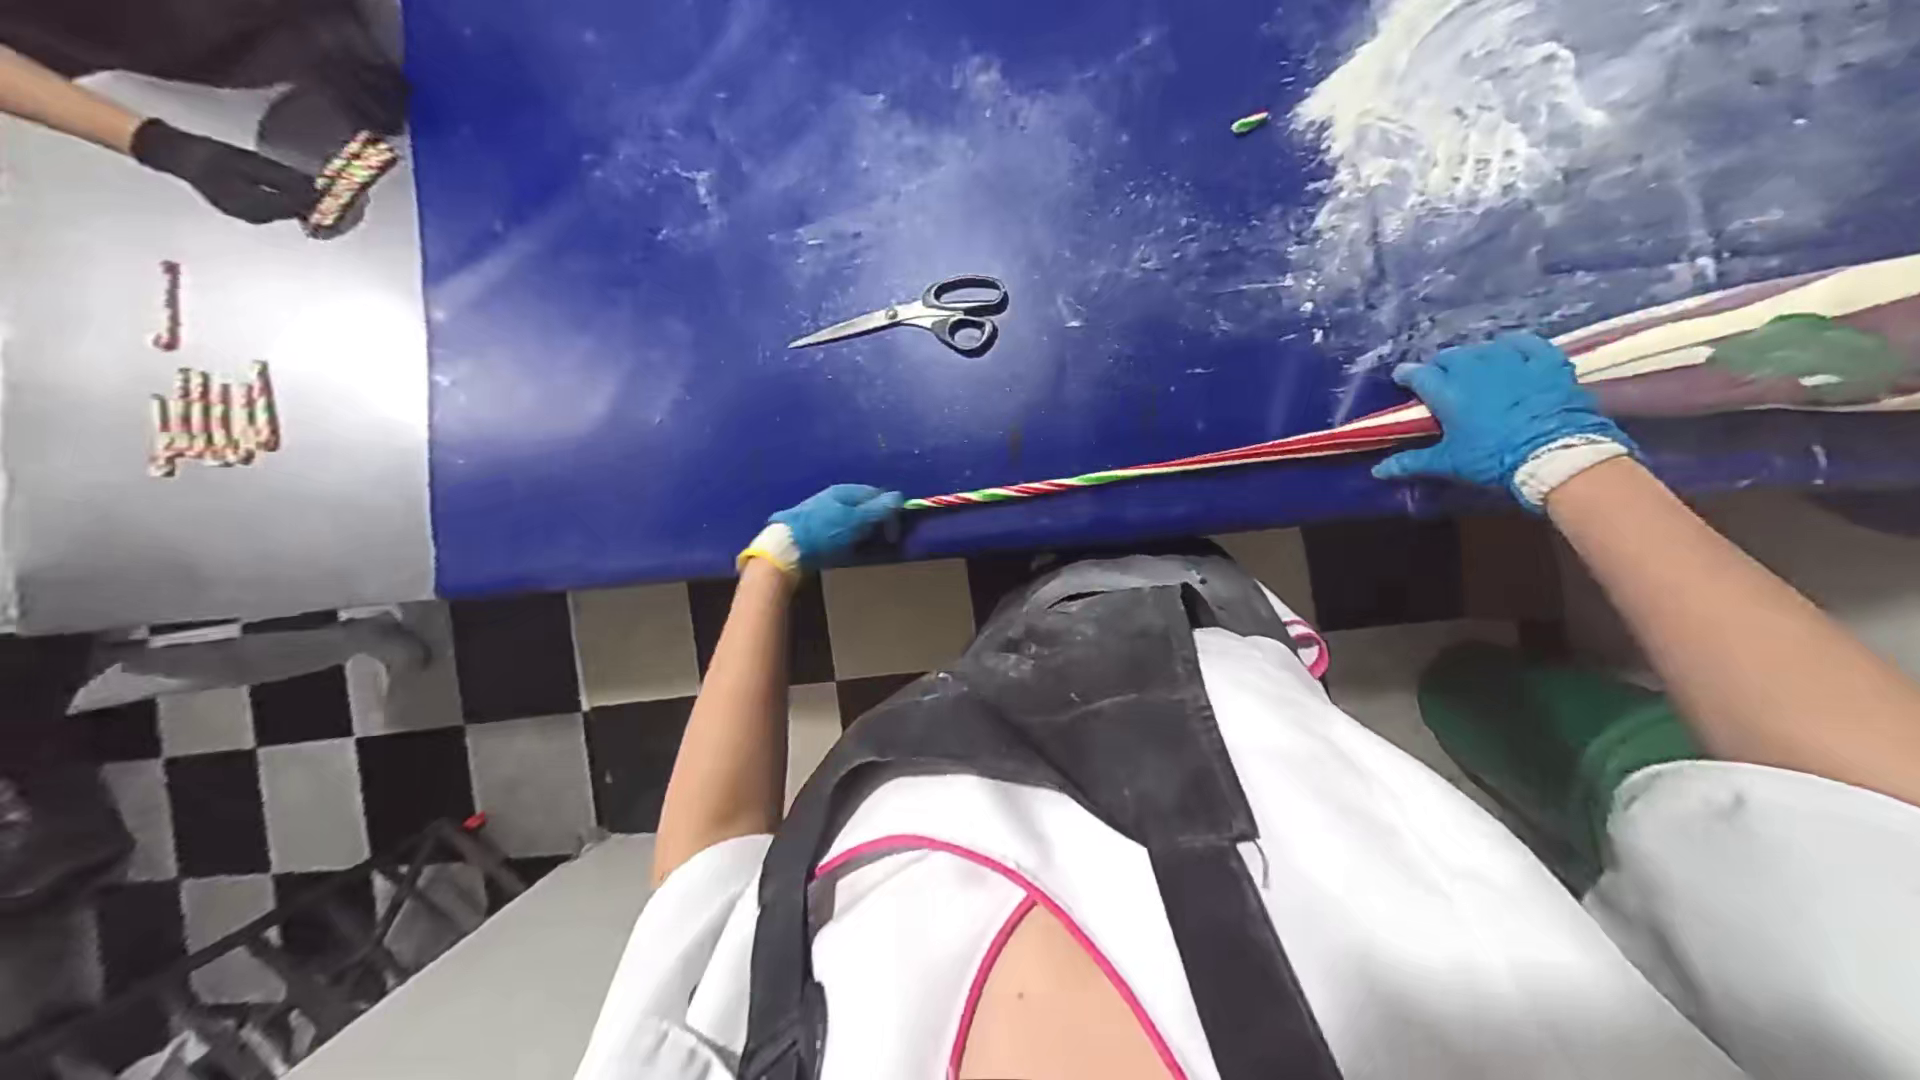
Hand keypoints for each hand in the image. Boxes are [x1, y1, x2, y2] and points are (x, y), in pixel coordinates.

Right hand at [130, 120, 317, 224]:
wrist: (173, 152)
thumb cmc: (210, 154)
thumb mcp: (250, 162)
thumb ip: (282, 177)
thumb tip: (311, 186)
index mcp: (253, 204)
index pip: (294, 207)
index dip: (314, 202)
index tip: (330, 195)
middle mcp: (252, 215)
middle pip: (290, 213)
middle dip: (308, 205)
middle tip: (325, 195)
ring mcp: (246, 214)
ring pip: (281, 213)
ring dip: (297, 204)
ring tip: (311, 193)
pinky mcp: (241, 209)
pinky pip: (270, 209)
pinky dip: (282, 203)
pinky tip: (289, 194)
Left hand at [742, 484, 904, 573]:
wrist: (785, 549)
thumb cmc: (824, 533)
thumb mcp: (856, 521)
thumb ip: (879, 509)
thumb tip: (900, 498)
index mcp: (846, 490)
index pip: (878, 495)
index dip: (891, 512)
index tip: (892, 535)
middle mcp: (834, 495)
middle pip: (866, 505)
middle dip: (876, 522)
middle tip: (879, 541)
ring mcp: (822, 509)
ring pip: (853, 517)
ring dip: (862, 530)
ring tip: (862, 546)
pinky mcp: (814, 525)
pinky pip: (840, 527)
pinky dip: (848, 536)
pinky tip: (845, 547)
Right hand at [1372, 332, 1633, 506]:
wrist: (1555, 453)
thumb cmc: (1492, 458)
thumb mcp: (1448, 463)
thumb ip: (1411, 463)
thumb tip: (1377, 472)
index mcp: (1447, 393)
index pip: (1418, 375)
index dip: (1407, 375)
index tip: (1402, 378)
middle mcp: (1475, 370)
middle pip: (1450, 356)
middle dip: (1440, 364)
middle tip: (1439, 377)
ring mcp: (1513, 362)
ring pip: (1485, 347)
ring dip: (1474, 355)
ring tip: (1473, 365)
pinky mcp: (1546, 363)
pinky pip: (1527, 343)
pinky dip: (1515, 345)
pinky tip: (1511, 349)